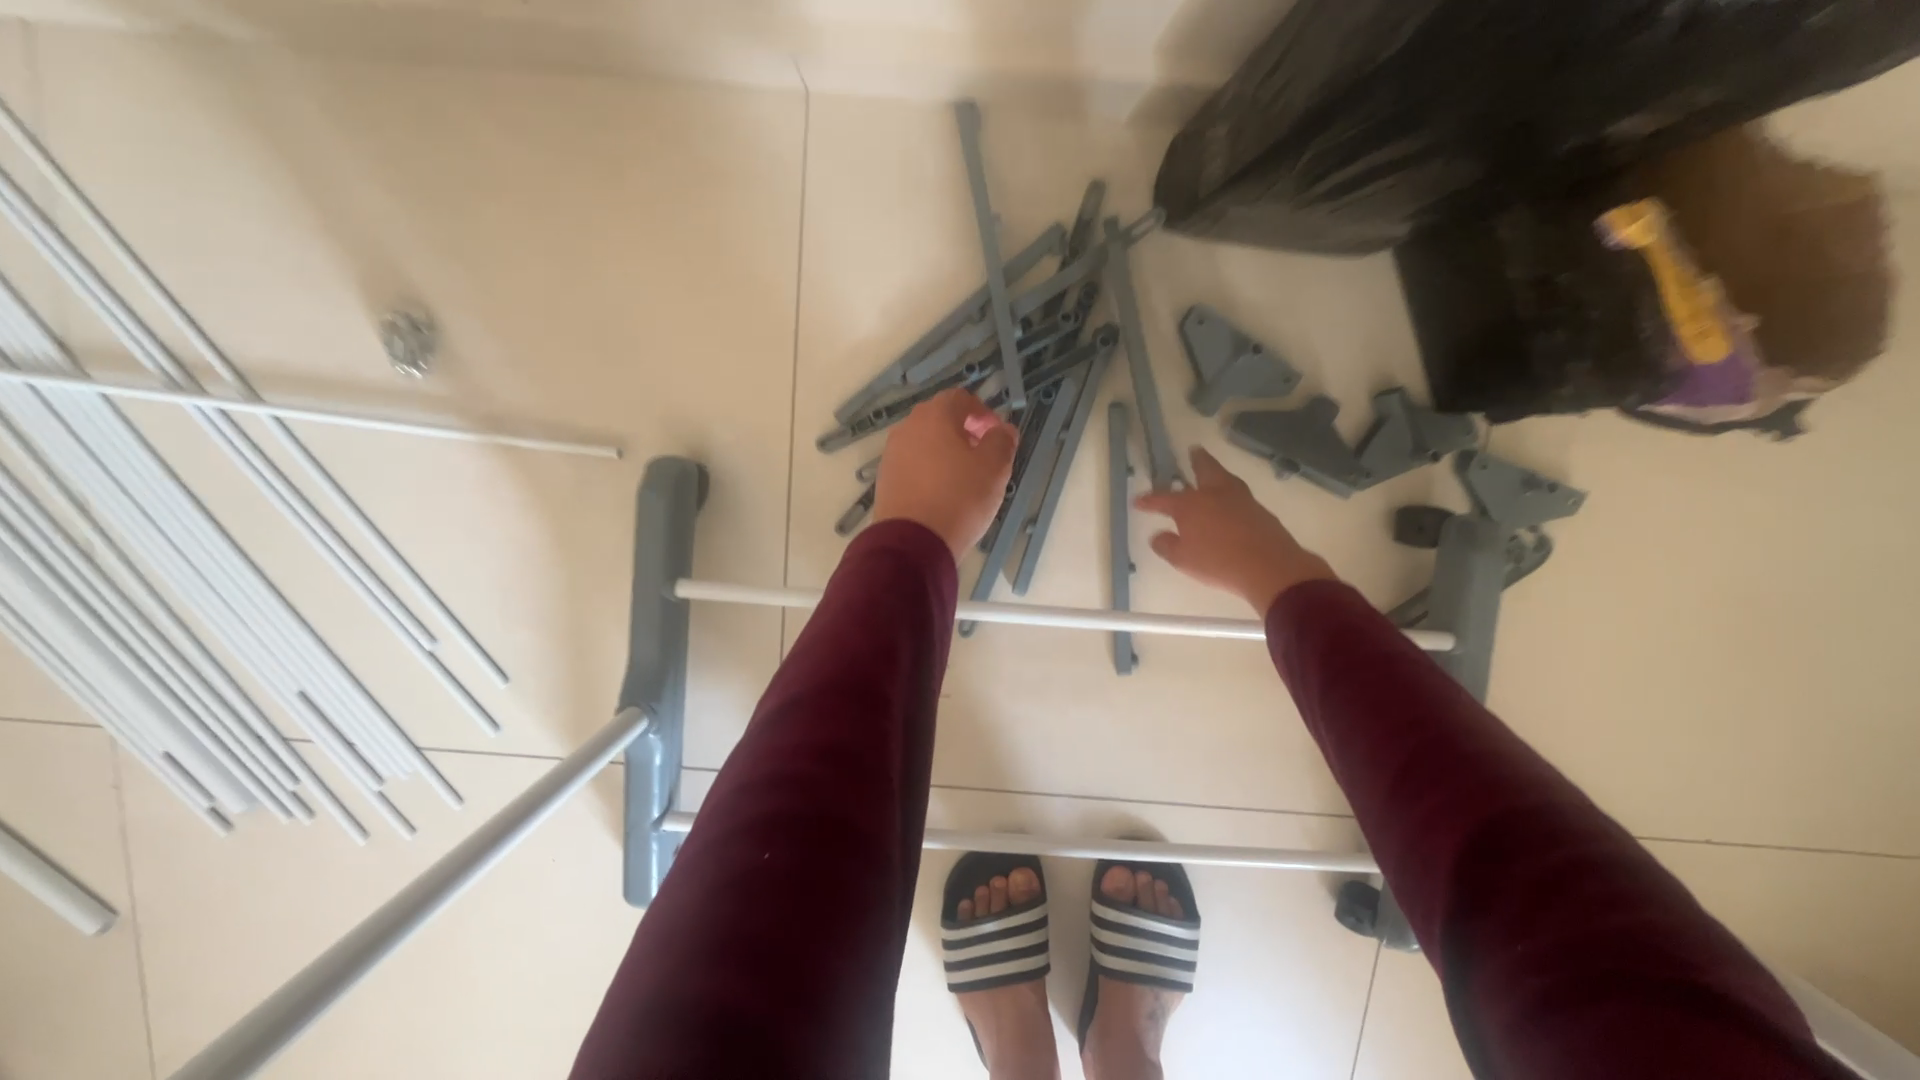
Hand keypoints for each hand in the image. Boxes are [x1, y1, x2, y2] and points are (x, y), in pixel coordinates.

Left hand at [872, 388, 1017, 559]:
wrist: (913, 542)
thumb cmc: (959, 498)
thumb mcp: (995, 468)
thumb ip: (1002, 441)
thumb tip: (1003, 429)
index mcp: (934, 416)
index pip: (961, 399)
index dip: (983, 413)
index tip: (997, 435)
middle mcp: (908, 428)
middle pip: (940, 418)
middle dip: (964, 430)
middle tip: (983, 454)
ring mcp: (892, 454)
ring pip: (924, 442)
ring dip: (946, 451)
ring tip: (964, 477)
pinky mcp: (885, 480)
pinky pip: (913, 465)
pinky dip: (929, 470)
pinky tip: (942, 493)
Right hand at [1134, 446, 1335, 614]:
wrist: (1269, 566)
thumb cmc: (1218, 563)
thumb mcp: (1183, 560)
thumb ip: (1167, 545)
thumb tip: (1158, 536)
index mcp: (1189, 504)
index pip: (1163, 498)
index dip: (1149, 500)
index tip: (1138, 501)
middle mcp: (1214, 493)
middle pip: (1203, 468)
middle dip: (1196, 459)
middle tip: (1193, 450)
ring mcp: (1240, 498)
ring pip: (1224, 477)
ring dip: (1216, 471)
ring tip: (1212, 472)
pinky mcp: (1258, 508)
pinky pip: (1239, 493)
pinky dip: (1230, 491)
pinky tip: (1228, 500)